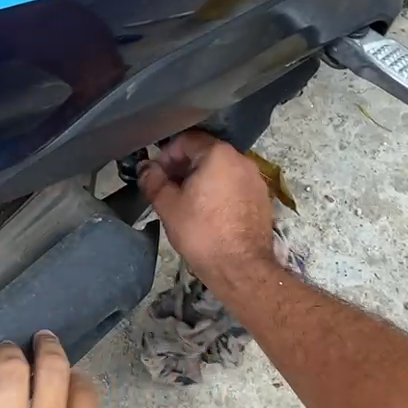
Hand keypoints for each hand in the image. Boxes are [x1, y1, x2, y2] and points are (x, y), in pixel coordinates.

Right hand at [137, 130, 278, 283]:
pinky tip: (207, 213)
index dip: (166, 155)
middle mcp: (241, 160)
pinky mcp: (261, 198)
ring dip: (200, 179)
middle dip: (182, 167)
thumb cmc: (202, 233)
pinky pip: (234, 185)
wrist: (240, 268)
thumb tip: (146, 169)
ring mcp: (255, 179)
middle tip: (167, 189)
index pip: (186, 140)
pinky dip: (218, 191)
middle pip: (205, 153)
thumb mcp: (168, 206)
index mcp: (218, 155)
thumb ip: (153, 181)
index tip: (156, 175)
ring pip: (221, 170)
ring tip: (185, 203)